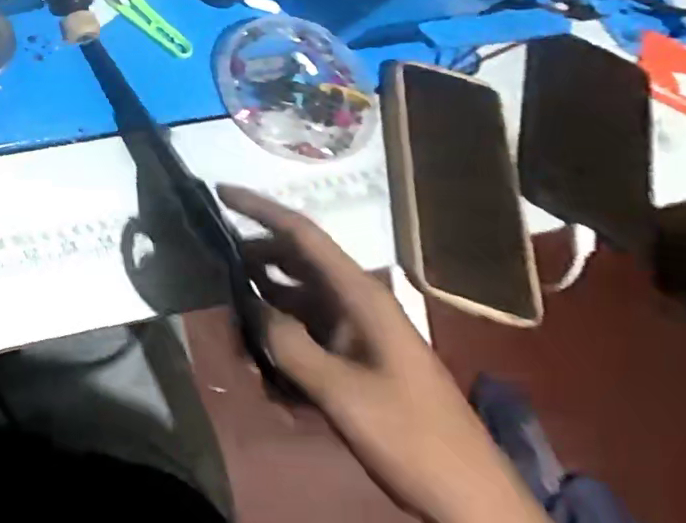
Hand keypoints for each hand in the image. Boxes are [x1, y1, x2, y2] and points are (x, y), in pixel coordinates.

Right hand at [218, 185, 545, 522]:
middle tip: (214, 281)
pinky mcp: (354, 360)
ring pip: (293, 306)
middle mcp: (354, 302)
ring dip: (264, 321)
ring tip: (239, 349)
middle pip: (292, 265)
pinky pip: (305, 340)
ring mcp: (355, 331)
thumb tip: (248, 308)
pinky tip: (271, 389)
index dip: (260, 209)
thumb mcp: (342, 393)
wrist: (471, 501)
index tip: (220, 192)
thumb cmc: (411, 437)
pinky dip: (283, 353)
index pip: (302, 234)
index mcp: (359, 294)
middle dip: (252, 270)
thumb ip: (289, 346)